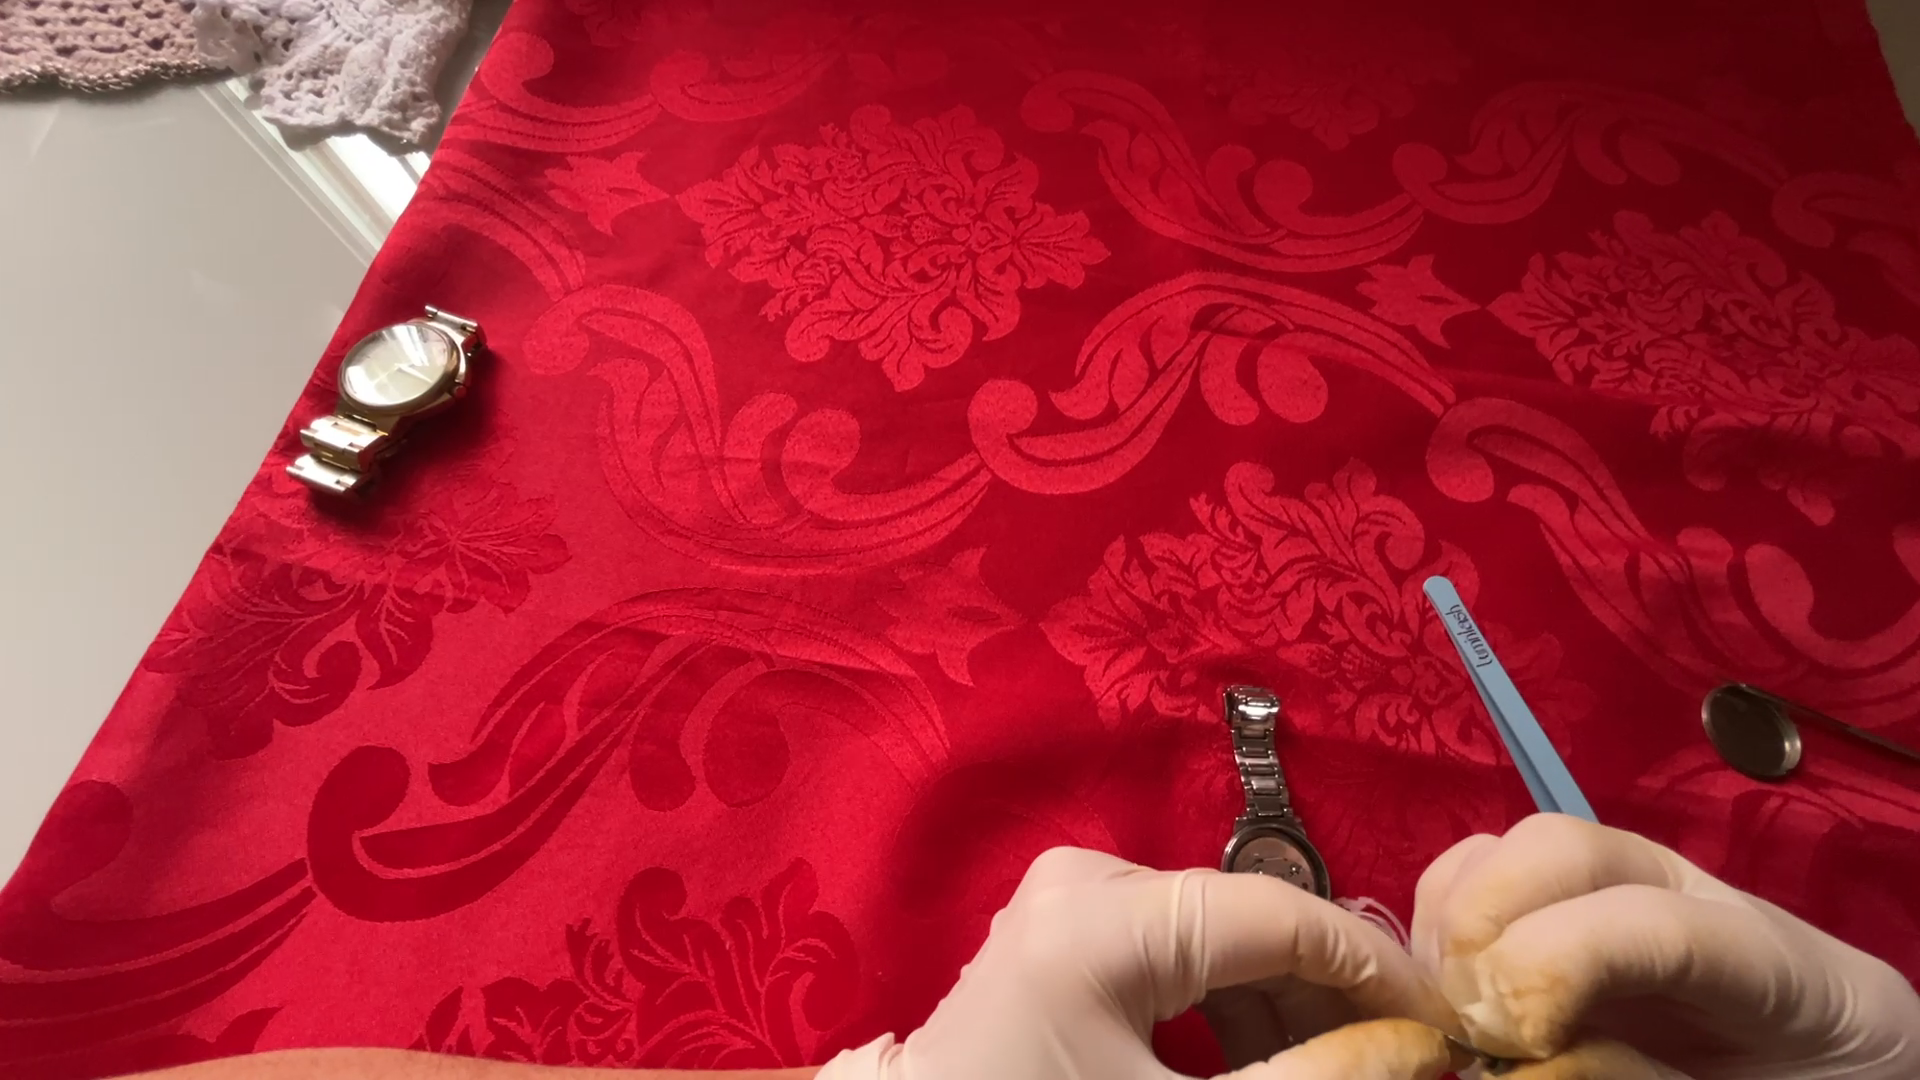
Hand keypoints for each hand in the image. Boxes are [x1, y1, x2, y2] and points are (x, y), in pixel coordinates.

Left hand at [819, 847, 1467, 1079]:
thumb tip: (1414, 1058)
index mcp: (1103, 918)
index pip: (1269, 913)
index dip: (1370, 965)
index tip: (1447, 1026)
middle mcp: (1087, 880)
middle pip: (1240, 921)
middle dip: (1326, 994)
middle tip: (1400, 1059)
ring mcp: (1069, 893)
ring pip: (1211, 935)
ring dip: (1279, 1003)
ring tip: (1335, 1064)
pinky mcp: (1066, 920)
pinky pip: (1170, 948)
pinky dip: (1224, 1004)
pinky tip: (1261, 1057)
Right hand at [1412, 814, 1919, 1078]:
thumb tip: (1512, 1065)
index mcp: (1775, 961)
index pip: (1649, 920)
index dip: (1554, 964)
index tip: (1507, 1039)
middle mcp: (1687, 889)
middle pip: (1559, 845)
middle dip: (1483, 919)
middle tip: (1462, 1009)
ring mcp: (1613, 878)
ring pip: (1502, 845)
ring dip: (1449, 919)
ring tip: (1451, 1000)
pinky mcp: (1553, 889)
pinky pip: (1469, 867)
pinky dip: (1437, 915)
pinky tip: (1448, 978)